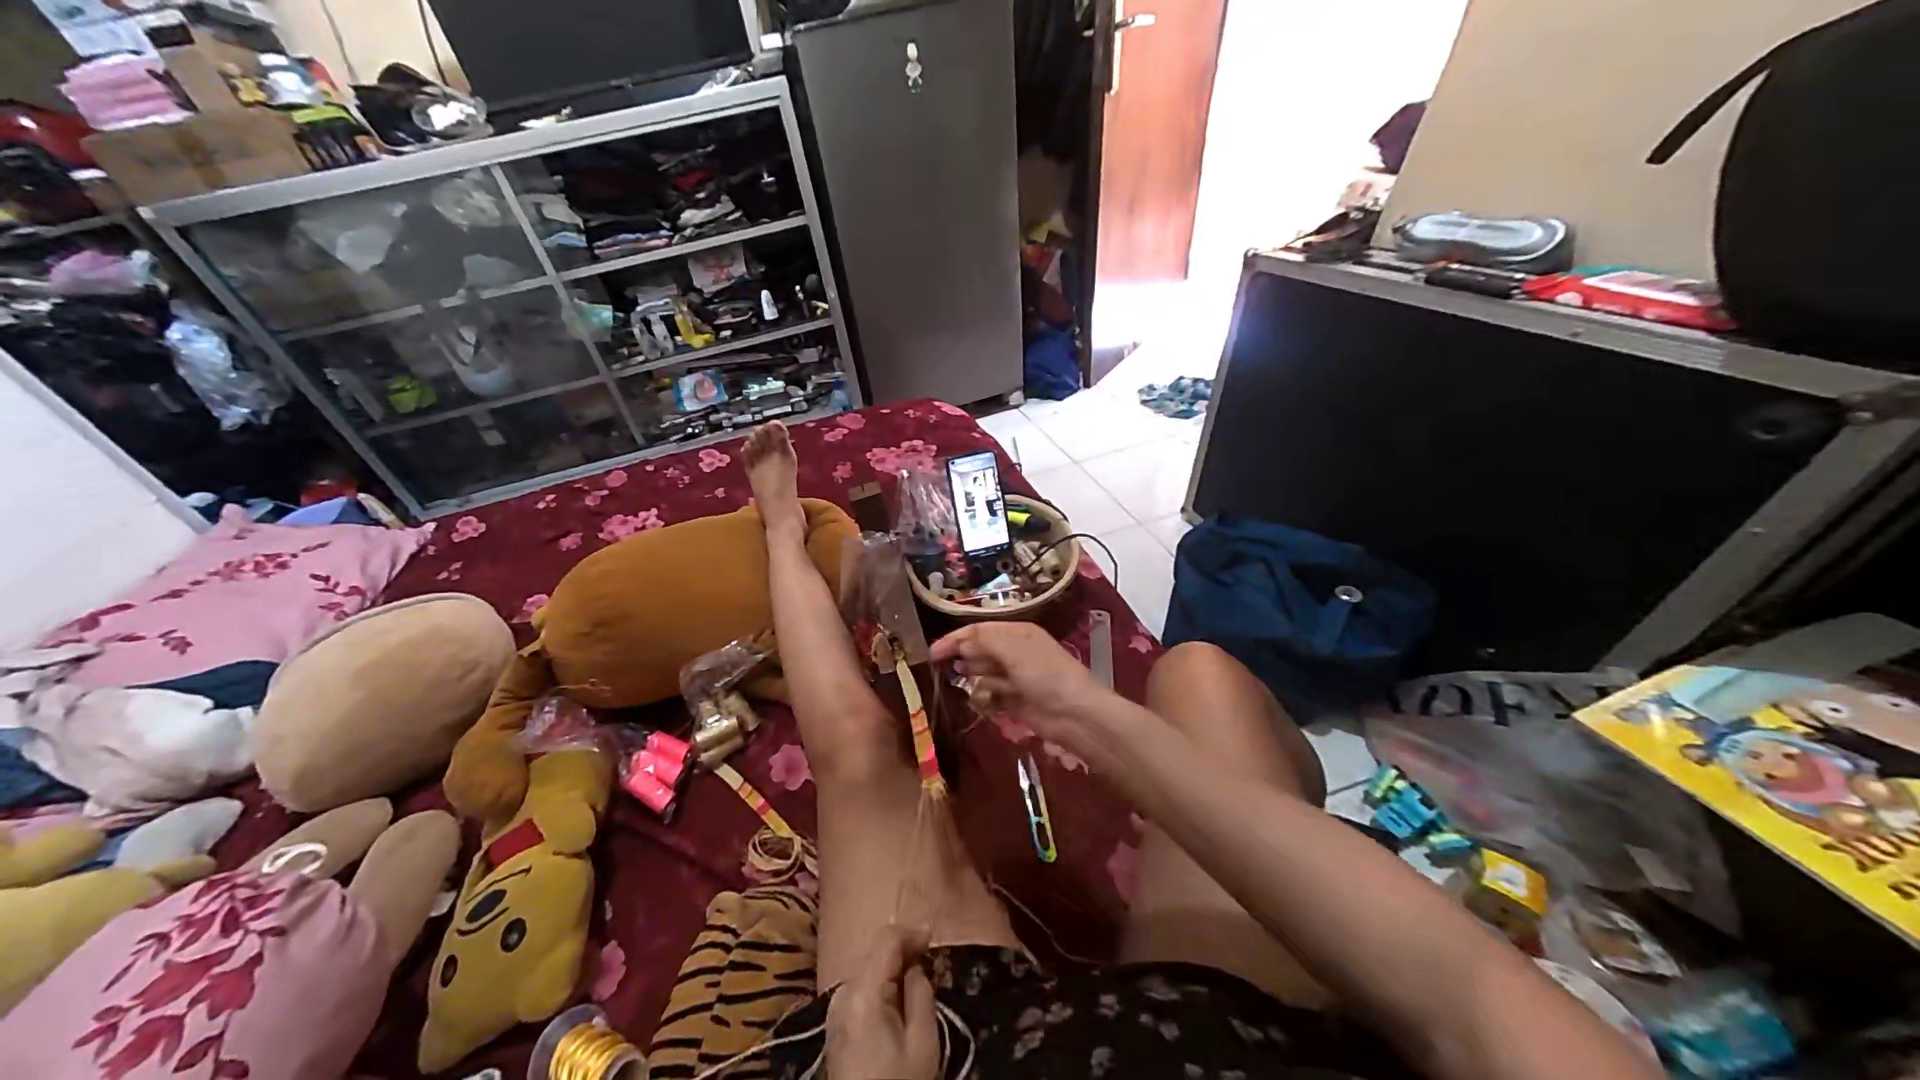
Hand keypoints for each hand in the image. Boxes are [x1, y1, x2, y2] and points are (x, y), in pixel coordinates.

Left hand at [825, 925, 940, 1079]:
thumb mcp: (922, 1043)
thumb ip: (921, 994)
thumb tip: (916, 967)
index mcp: (862, 993)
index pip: (886, 939)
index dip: (913, 935)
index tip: (934, 944)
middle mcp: (843, 993)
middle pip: (875, 953)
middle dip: (903, 954)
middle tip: (930, 967)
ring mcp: (835, 1010)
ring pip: (868, 971)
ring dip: (892, 972)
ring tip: (917, 988)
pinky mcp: (836, 1027)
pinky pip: (861, 991)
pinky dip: (881, 988)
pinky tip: (897, 1007)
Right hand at [930, 622, 1111, 755]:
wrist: (1074, 713)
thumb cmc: (1044, 674)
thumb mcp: (1012, 648)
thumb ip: (982, 640)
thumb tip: (960, 643)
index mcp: (1017, 634)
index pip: (979, 631)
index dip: (955, 639)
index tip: (932, 654)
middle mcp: (1015, 653)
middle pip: (980, 652)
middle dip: (964, 659)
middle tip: (946, 670)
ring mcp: (1016, 679)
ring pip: (983, 676)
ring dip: (976, 682)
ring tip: (973, 688)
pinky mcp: (1016, 703)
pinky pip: (992, 697)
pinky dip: (986, 700)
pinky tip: (986, 704)